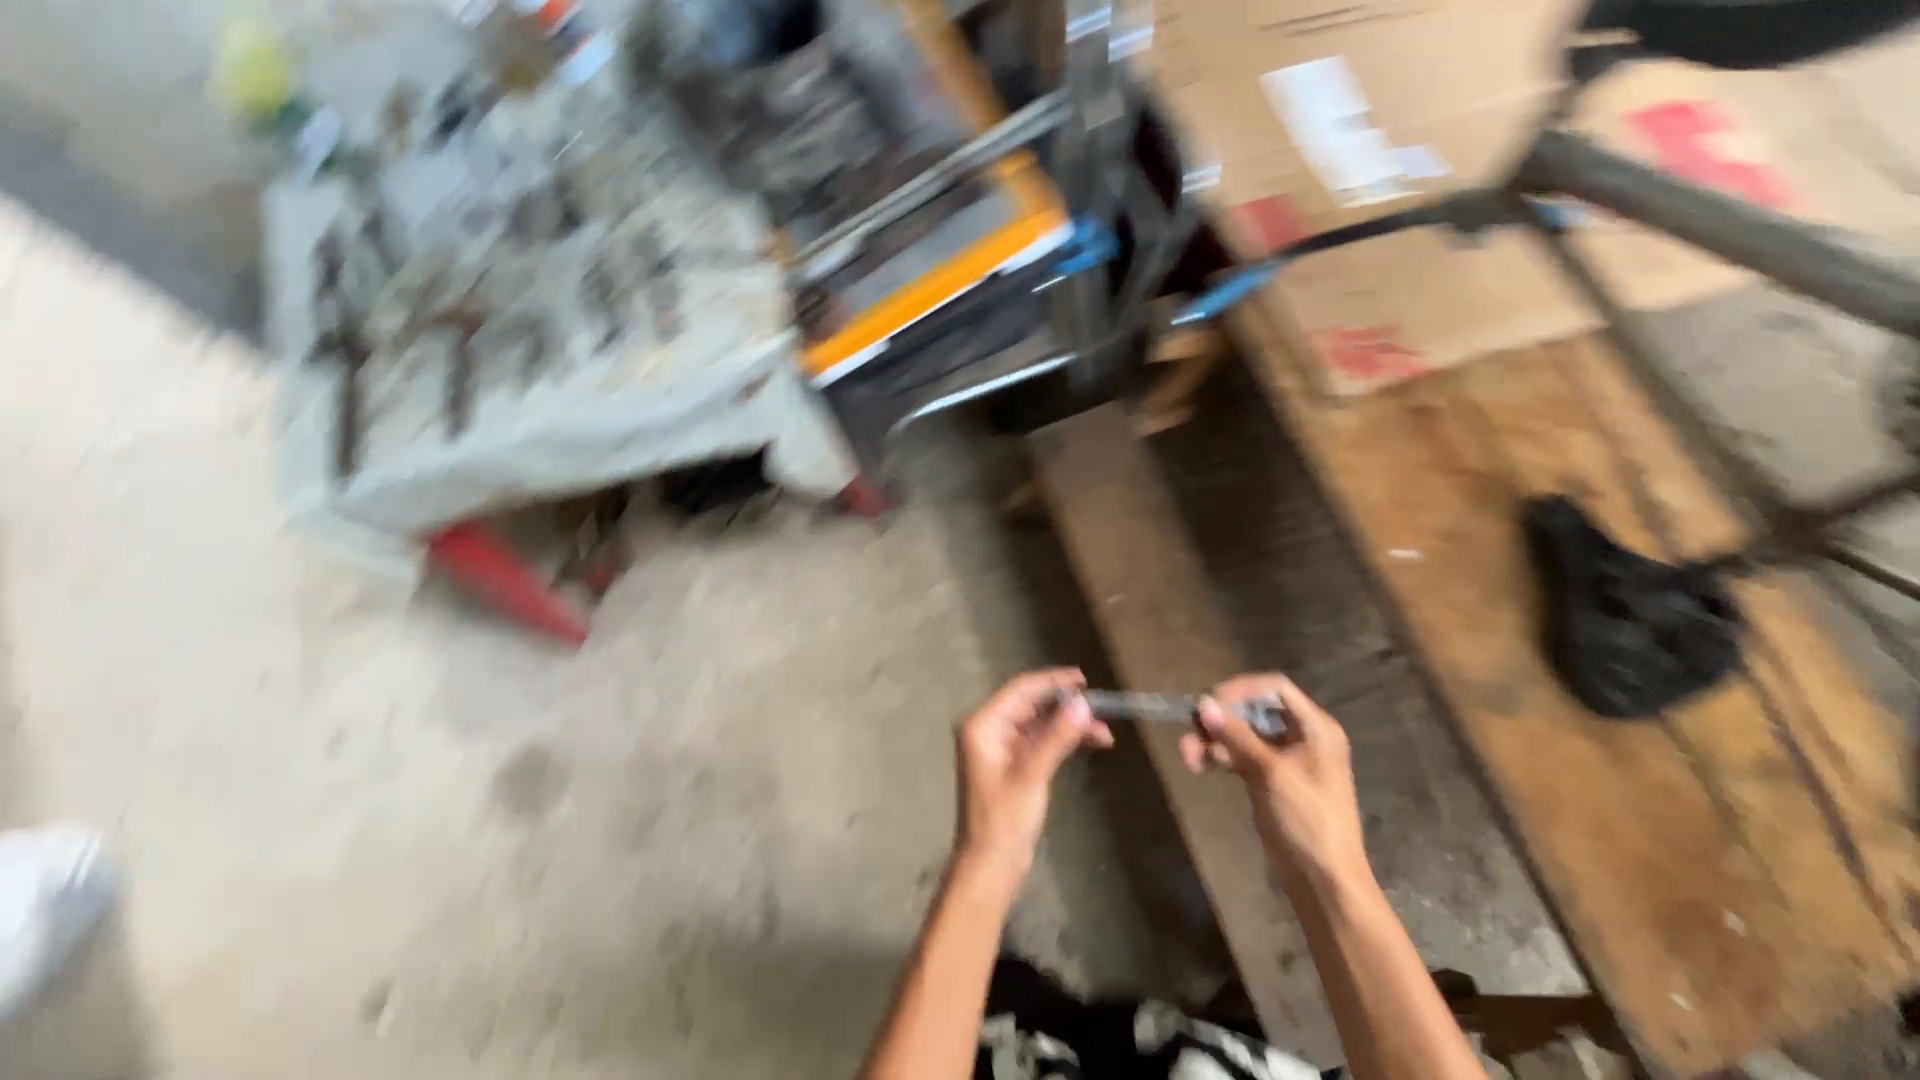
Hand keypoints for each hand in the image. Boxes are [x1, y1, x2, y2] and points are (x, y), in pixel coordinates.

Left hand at [953, 670, 1113, 878]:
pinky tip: (1091, 741)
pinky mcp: (1013, 764)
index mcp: (982, 725)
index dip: (1053, 681)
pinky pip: (1040, 740)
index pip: (1021, 690)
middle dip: (1066, 704)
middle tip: (1102, 707)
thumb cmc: (1004, 820)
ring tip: (1104, 731)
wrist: (990, 865)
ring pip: (1039, 722)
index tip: (1085, 680)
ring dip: (1069, 723)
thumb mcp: (1032, 775)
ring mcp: (1000, 747)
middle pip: (1030, 703)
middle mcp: (988, 729)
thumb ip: (1056, 737)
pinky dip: (1063, 739)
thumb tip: (1082, 704)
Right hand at [1179, 674, 1367, 885]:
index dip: (1241, 690)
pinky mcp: (1269, 781)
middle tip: (1190, 730)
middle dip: (1220, 719)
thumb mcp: (1271, 772)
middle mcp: (1301, 737)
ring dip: (1214, 740)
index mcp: (1316, 728)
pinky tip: (1199, 765)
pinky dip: (1220, 758)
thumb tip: (1203, 704)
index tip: (1209, 703)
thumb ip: (1236, 736)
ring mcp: (1284, 760)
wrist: (1323, 878)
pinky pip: (1241, 757)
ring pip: (1242, 736)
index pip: (1275, 689)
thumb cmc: (1307, 819)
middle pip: (1254, 712)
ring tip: (1187, 754)